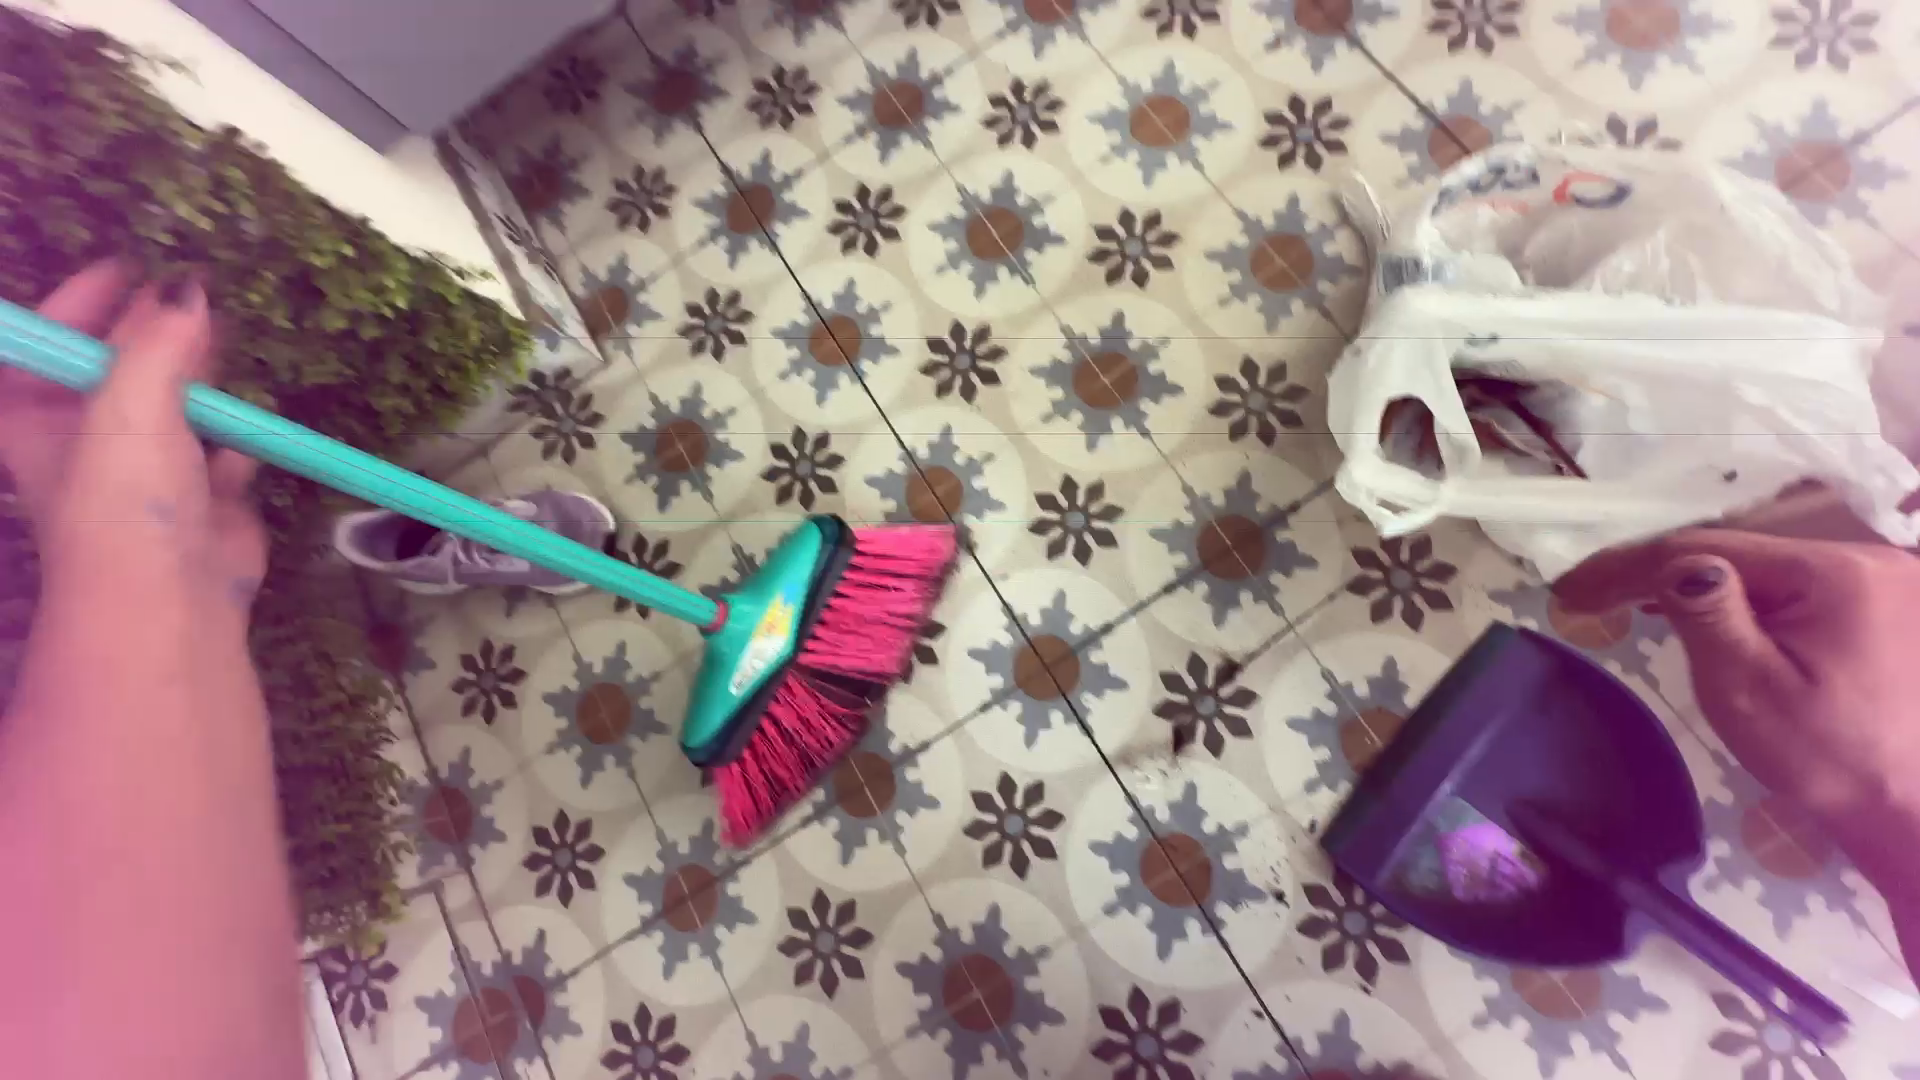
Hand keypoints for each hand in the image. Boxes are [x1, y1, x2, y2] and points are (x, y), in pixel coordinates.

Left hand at [0, 261, 266, 609]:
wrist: (173, 588)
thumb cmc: (125, 497)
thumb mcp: (132, 408)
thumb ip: (160, 345)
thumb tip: (190, 286)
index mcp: (32, 410)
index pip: (57, 336)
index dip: (88, 297)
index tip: (134, 262)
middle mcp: (86, 433)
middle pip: (124, 367)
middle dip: (159, 337)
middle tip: (197, 300)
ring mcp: (149, 464)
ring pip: (179, 406)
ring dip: (204, 386)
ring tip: (230, 354)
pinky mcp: (204, 491)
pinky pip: (221, 450)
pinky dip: (235, 442)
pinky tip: (245, 440)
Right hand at [1553, 529, 1919, 899]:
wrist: (1911, 808)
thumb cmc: (1824, 753)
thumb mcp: (1748, 685)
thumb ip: (1709, 615)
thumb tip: (1673, 564)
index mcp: (1838, 574)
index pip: (1703, 549)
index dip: (1624, 566)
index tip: (1569, 592)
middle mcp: (1867, 560)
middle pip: (1726, 548)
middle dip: (1643, 569)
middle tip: (1578, 595)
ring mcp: (1876, 579)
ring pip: (1747, 562)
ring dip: (1674, 577)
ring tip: (1612, 597)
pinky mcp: (1873, 601)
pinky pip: (1775, 579)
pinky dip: (1718, 589)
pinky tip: (1676, 601)